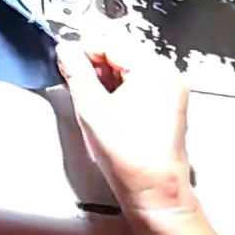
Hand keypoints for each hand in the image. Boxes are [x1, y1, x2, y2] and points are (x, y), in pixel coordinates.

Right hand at [57, 42, 196, 217]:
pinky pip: (136, 85)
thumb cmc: (131, 155)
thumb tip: (65, 50)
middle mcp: (167, 76)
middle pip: (120, 54)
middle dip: (93, 65)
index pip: (110, 43)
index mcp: (154, 69)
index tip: (64, 59)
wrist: (154, 192)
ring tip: (91, 101)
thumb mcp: (90, 106)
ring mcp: (169, 91)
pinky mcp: (166, 105)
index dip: (83, 50)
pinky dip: (117, 90)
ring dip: (104, 78)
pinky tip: (105, 108)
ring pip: (127, 69)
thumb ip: (75, 71)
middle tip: (74, 81)